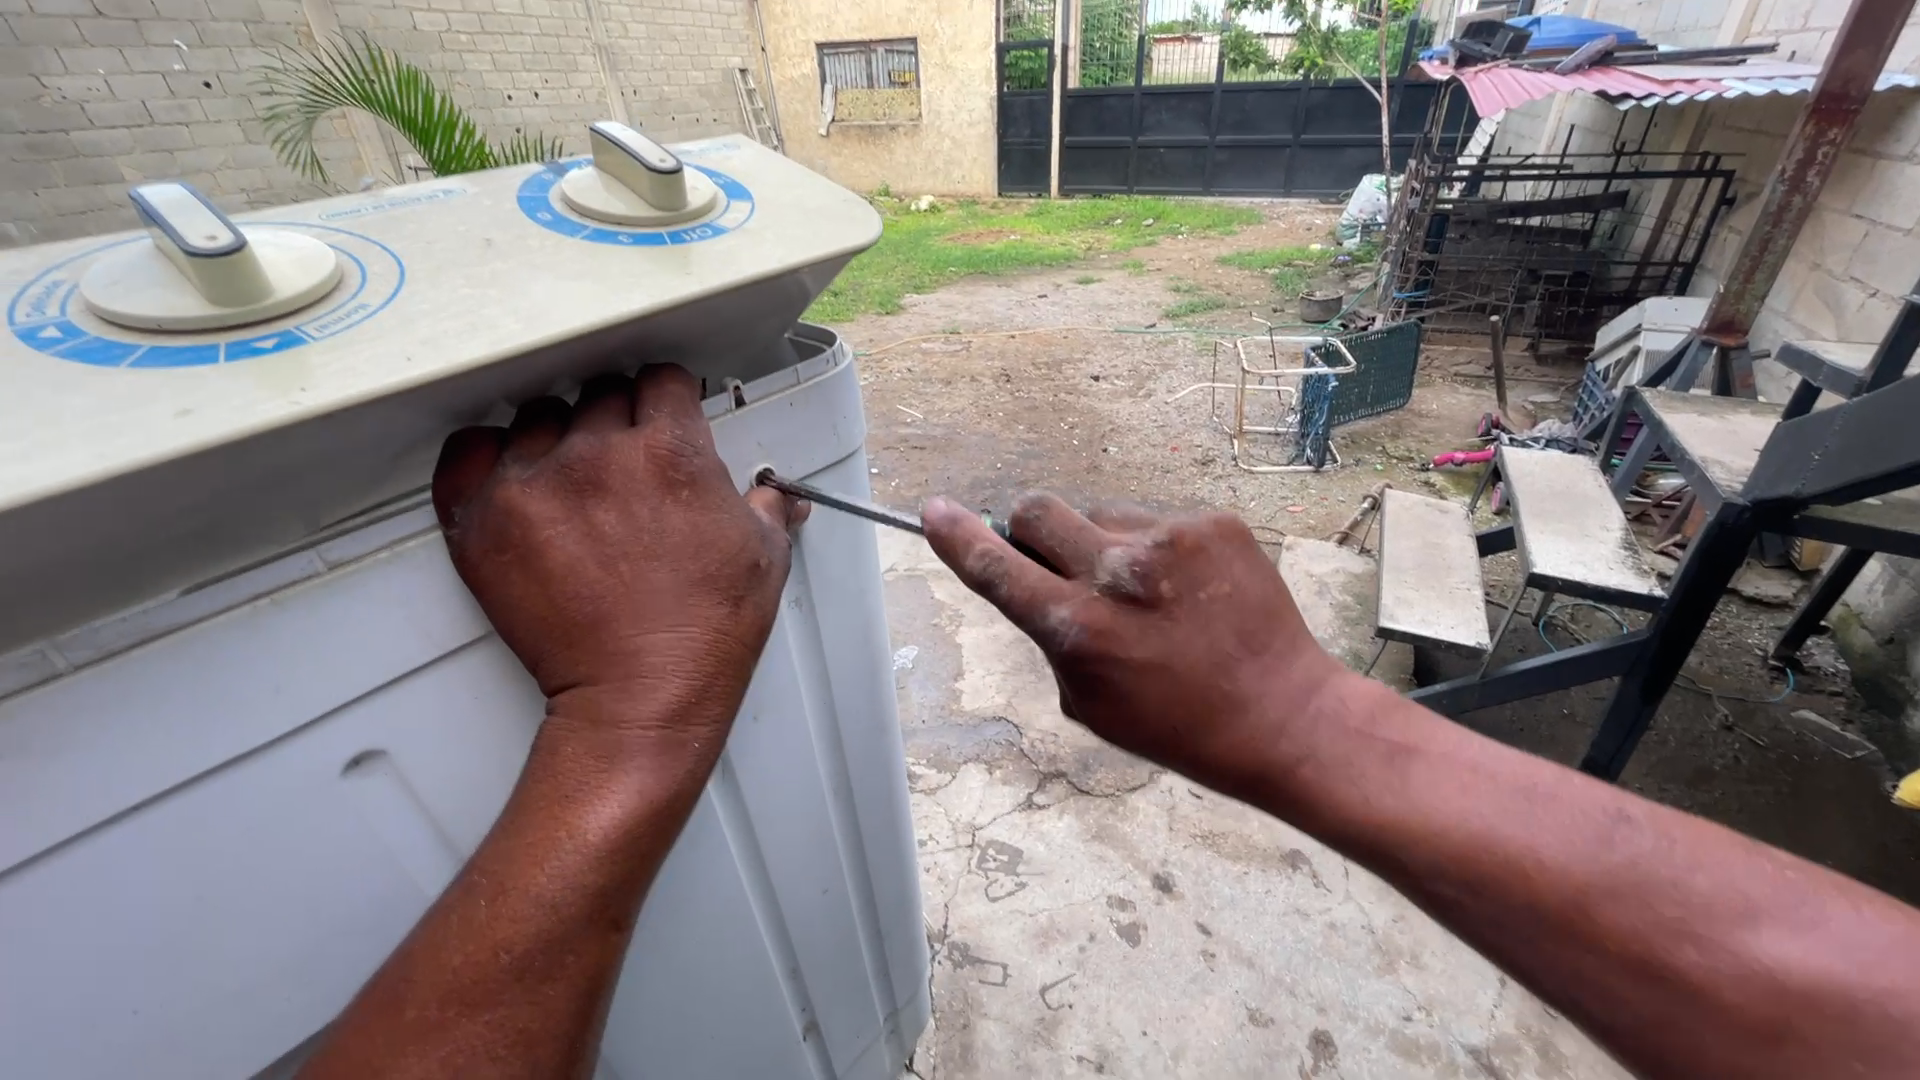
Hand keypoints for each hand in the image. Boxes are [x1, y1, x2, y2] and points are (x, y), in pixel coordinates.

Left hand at [431, 365, 805, 764]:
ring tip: (577, 479)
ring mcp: (533, 484)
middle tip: (629, 459)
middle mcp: (598, 454)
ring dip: (561, 437)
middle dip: (621, 417)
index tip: (667, 414)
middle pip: (601, 392)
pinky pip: (468, 450)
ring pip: (540, 416)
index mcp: (672, 451)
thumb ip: (768, 504)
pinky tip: (519, 478)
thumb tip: (778, 494)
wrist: (643, 694)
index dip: (670, 397)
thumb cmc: (706, 629)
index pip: (662, 379)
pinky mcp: (483, 521)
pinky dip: (491, 456)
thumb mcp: (764, 556)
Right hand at [920, 494, 1348, 795]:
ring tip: (1146, 592)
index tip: (934, 512)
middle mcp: (1118, 572)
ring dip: (1100, 544)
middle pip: (1037, 509)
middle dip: (1030, 530)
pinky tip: (1185, 587)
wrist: (1283, 713)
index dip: (957, 538)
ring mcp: (1170, 539)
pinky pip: (1152, 519)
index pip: (996, 568)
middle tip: (1056, 561)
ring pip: (1098, 514)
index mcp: (1079, 628)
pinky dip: (1152, 547)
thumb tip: (1032, 579)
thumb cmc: (1177, 725)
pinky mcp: (1213, 522)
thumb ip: (1050, 635)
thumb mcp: (1087, 701)